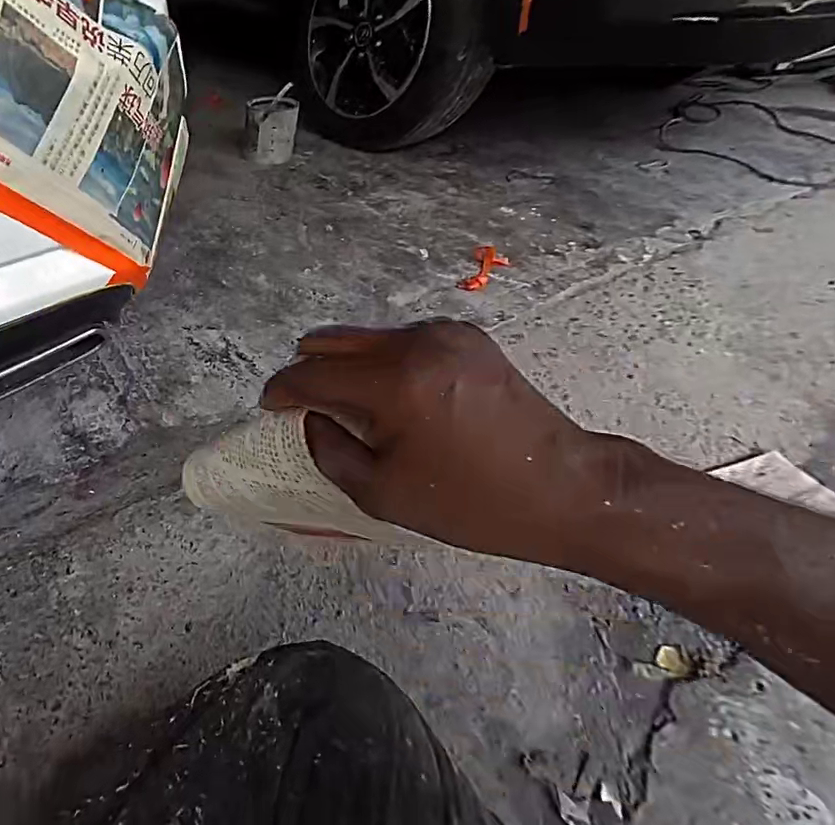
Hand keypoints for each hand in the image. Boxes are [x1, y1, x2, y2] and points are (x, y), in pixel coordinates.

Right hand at [260, 320, 650, 562]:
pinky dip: (382, 361)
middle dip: (308, 368)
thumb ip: (330, 450)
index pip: (314, 373)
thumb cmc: (473, 502)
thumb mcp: (385, 494)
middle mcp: (415, 342)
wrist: (566, 487)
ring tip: (347, 401)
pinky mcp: (465, 335)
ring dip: (346, 363)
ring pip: (368, 336)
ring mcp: (443, 332)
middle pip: (335, 340)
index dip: (283, 388)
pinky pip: (402, 340)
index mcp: (394, 382)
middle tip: (301, 400)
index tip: (268, 404)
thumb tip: (313, 416)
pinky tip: (392, 394)